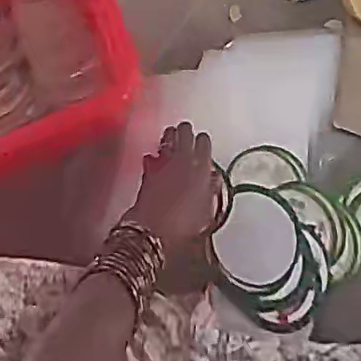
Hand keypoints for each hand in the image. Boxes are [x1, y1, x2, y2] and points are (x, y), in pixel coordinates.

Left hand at [124, 122, 217, 247]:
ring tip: (170, 133)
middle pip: (184, 134)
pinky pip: (151, 156)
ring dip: (169, 136)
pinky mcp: (147, 171)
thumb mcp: (205, 210)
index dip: (203, 140)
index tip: (202, 139)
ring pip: (167, 140)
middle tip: (185, 128)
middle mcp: (181, 162)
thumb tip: (212, 180)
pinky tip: (153, 156)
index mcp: (200, 169)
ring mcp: (163, 164)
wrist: (154, 231)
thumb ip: (210, 191)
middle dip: (185, 130)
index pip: (203, 144)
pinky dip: (153, 155)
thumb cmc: (182, 225)